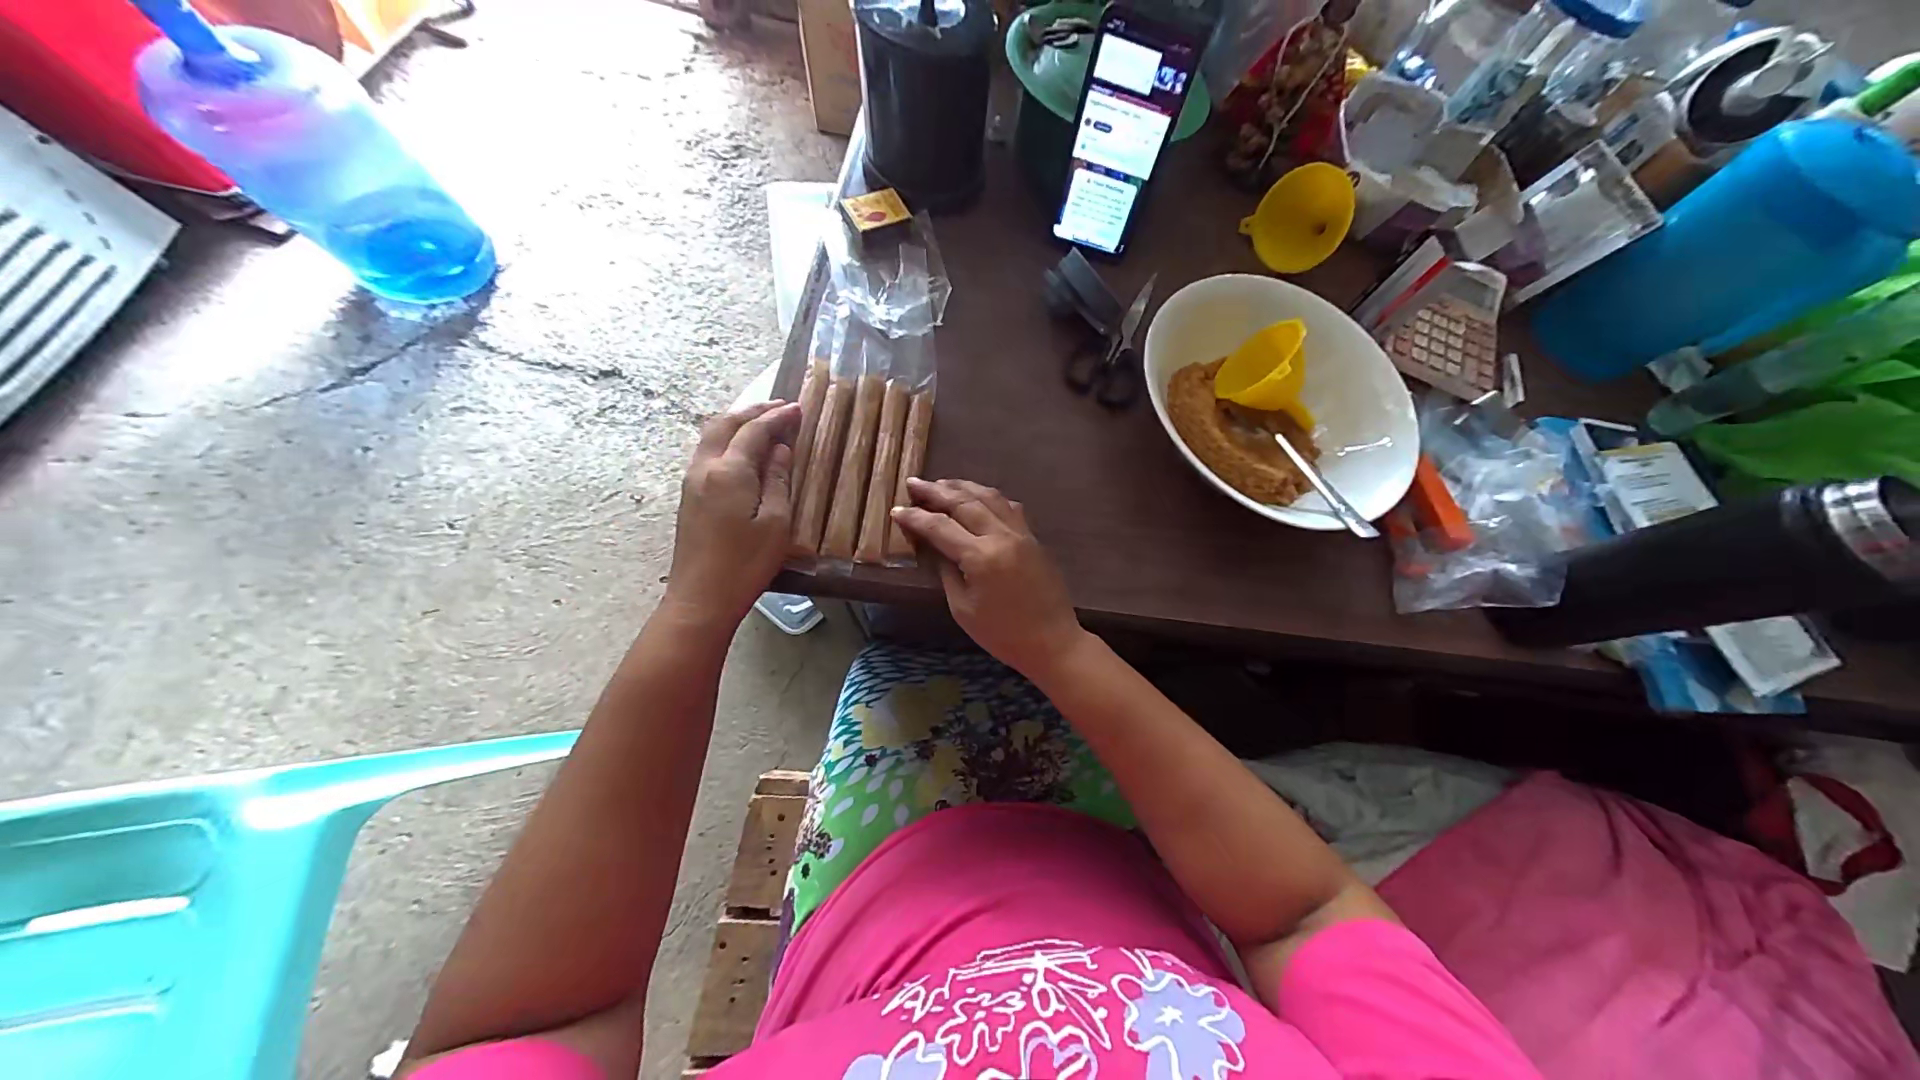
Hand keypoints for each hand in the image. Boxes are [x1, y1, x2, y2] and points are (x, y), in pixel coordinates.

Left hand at [662, 400, 801, 631]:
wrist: (701, 597)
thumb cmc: (745, 563)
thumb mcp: (775, 522)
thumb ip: (777, 480)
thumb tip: (779, 450)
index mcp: (728, 471)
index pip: (753, 431)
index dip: (777, 417)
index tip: (797, 408)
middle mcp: (704, 468)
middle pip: (725, 424)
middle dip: (753, 411)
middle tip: (780, 407)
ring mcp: (691, 482)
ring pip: (711, 436)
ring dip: (737, 423)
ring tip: (762, 423)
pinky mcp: (689, 497)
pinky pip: (708, 453)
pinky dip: (727, 440)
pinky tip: (743, 451)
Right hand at [890, 477, 1090, 679]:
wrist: (1052, 642)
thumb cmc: (1002, 634)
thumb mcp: (962, 608)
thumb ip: (946, 572)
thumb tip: (934, 546)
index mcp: (981, 557)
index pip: (940, 527)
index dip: (915, 518)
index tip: (897, 511)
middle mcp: (1001, 536)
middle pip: (964, 502)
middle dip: (935, 491)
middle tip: (913, 483)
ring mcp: (1021, 534)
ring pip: (989, 497)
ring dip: (963, 487)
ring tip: (942, 483)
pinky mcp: (1033, 538)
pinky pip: (1008, 507)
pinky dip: (988, 497)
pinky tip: (977, 497)